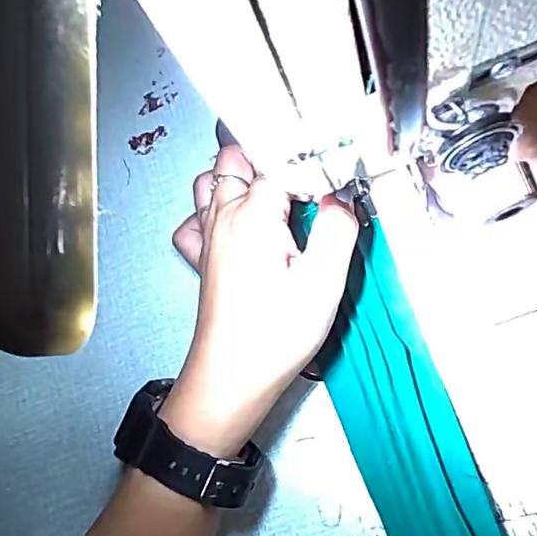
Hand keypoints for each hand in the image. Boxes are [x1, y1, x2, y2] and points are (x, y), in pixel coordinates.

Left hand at [164, 145, 357, 456]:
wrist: (233, 377)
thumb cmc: (273, 335)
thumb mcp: (324, 281)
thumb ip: (338, 228)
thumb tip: (342, 198)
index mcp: (253, 216)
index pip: (279, 160)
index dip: (308, 165)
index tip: (330, 181)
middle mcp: (223, 218)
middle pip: (235, 158)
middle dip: (269, 159)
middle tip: (302, 182)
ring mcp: (208, 238)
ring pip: (210, 181)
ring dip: (238, 179)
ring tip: (273, 197)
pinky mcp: (204, 260)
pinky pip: (195, 219)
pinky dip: (211, 211)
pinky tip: (236, 226)